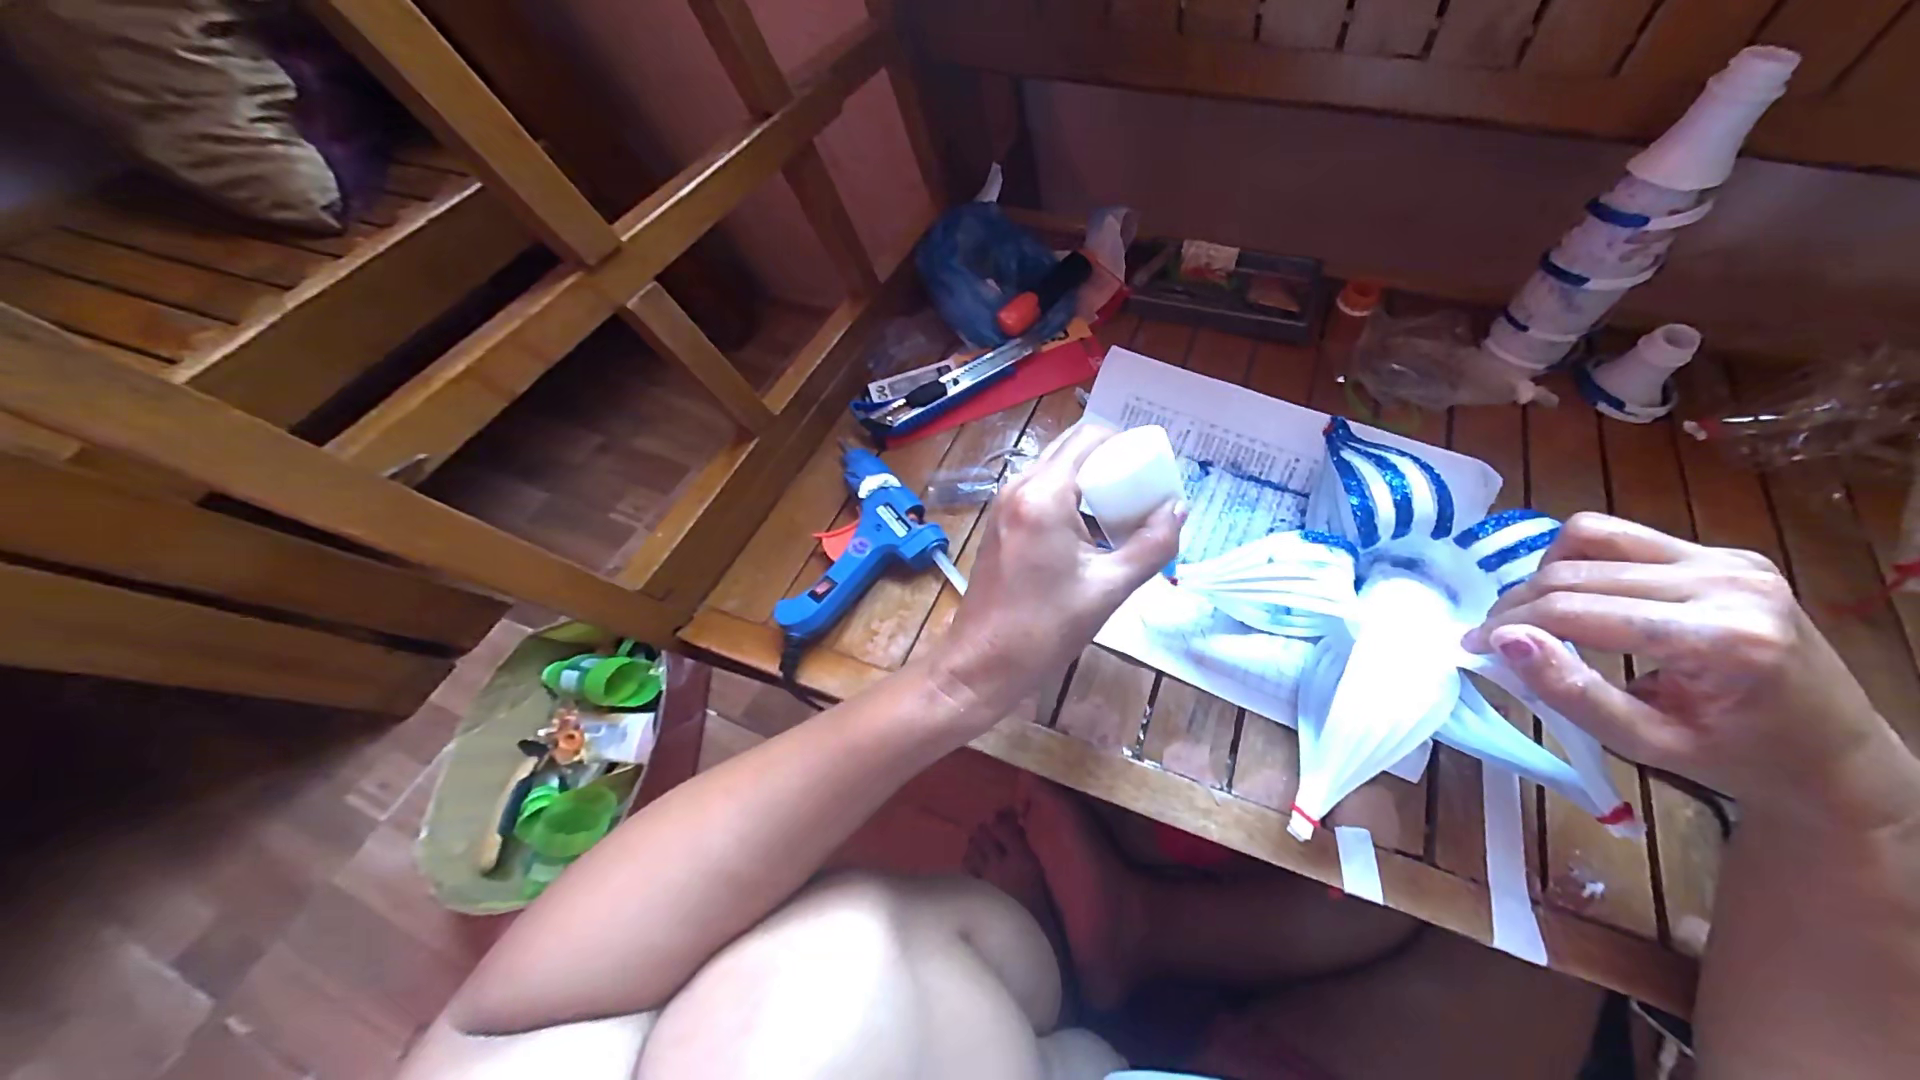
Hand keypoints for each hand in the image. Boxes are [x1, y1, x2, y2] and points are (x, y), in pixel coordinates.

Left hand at [930, 422, 1184, 718]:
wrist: (983, 662)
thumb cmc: (1044, 628)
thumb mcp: (1109, 588)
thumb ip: (1152, 545)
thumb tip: (1179, 509)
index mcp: (1043, 495)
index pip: (1090, 437)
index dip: (1128, 444)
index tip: (1155, 469)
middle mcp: (1018, 487)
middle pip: (1073, 449)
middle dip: (1113, 461)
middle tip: (1146, 491)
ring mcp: (1004, 504)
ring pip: (1057, 470)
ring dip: (1092, 481)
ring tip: (1126, 511)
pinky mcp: (1001, 522)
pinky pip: (1042, 492)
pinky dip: (1071, 498)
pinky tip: (1094, 529)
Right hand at [1462, 512, 1917, 827]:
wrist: (1836, 756)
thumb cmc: (1736, 760)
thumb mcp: (1643, 743)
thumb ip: (1569, 691)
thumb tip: (1502, 640)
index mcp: (1723, 639)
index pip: (1576, 611)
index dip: (1511, 626)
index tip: (1471, 646)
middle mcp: (1730, 583)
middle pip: (1574, 572)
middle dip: (1518, 604)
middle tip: (1494, 637)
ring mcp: (1731, 561)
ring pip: (1589, 537)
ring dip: (1544, 574)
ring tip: (1536, 615)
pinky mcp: (1725, 553)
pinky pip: (1619, 537)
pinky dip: (1578, 562)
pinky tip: (1579, 598)